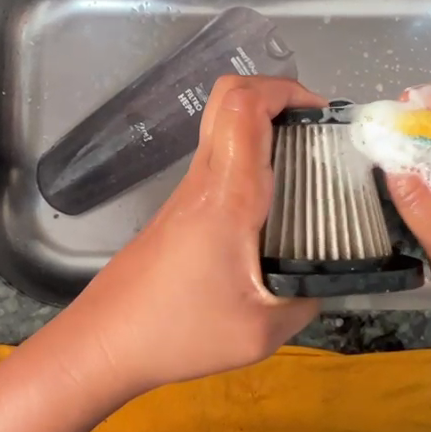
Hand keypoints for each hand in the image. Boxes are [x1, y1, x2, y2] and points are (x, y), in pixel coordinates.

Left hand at [43, 75, 325, 397]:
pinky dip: (250, 158)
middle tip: (318, 132)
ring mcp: (188, 191)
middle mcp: (205, 179)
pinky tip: (274, 205)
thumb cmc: (180, 331)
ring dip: (265, 128)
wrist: (107, 341)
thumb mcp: (261, 331)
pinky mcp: (180, 209)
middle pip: (229, 98)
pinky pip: (218, 160)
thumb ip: (305, 298)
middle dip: (279, 96)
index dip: (286, 90)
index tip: (323, 115)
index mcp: (228, 194)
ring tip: (307, 167)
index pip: (246, 106)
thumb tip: (323, 281)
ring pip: (223, 127)